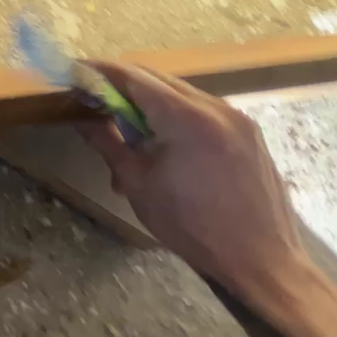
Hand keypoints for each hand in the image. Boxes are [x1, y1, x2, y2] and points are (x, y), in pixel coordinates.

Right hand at [77, 62, 310, 295]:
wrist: (263, 264)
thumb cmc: (191, 224)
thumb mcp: (136, 180)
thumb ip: (105, 139)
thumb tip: (79, 114)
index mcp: (186, 118)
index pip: (131, 76)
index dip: (98, 71)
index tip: (73, 72)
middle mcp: (216, 109)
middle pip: (156, 78)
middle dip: (121, 84)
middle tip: (93, 98)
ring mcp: (239, 120)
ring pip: (179, 91)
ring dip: (148, 100)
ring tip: (128, 127)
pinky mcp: (250, 135)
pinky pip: (201, 108)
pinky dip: (174, 113)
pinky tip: (162, 140)